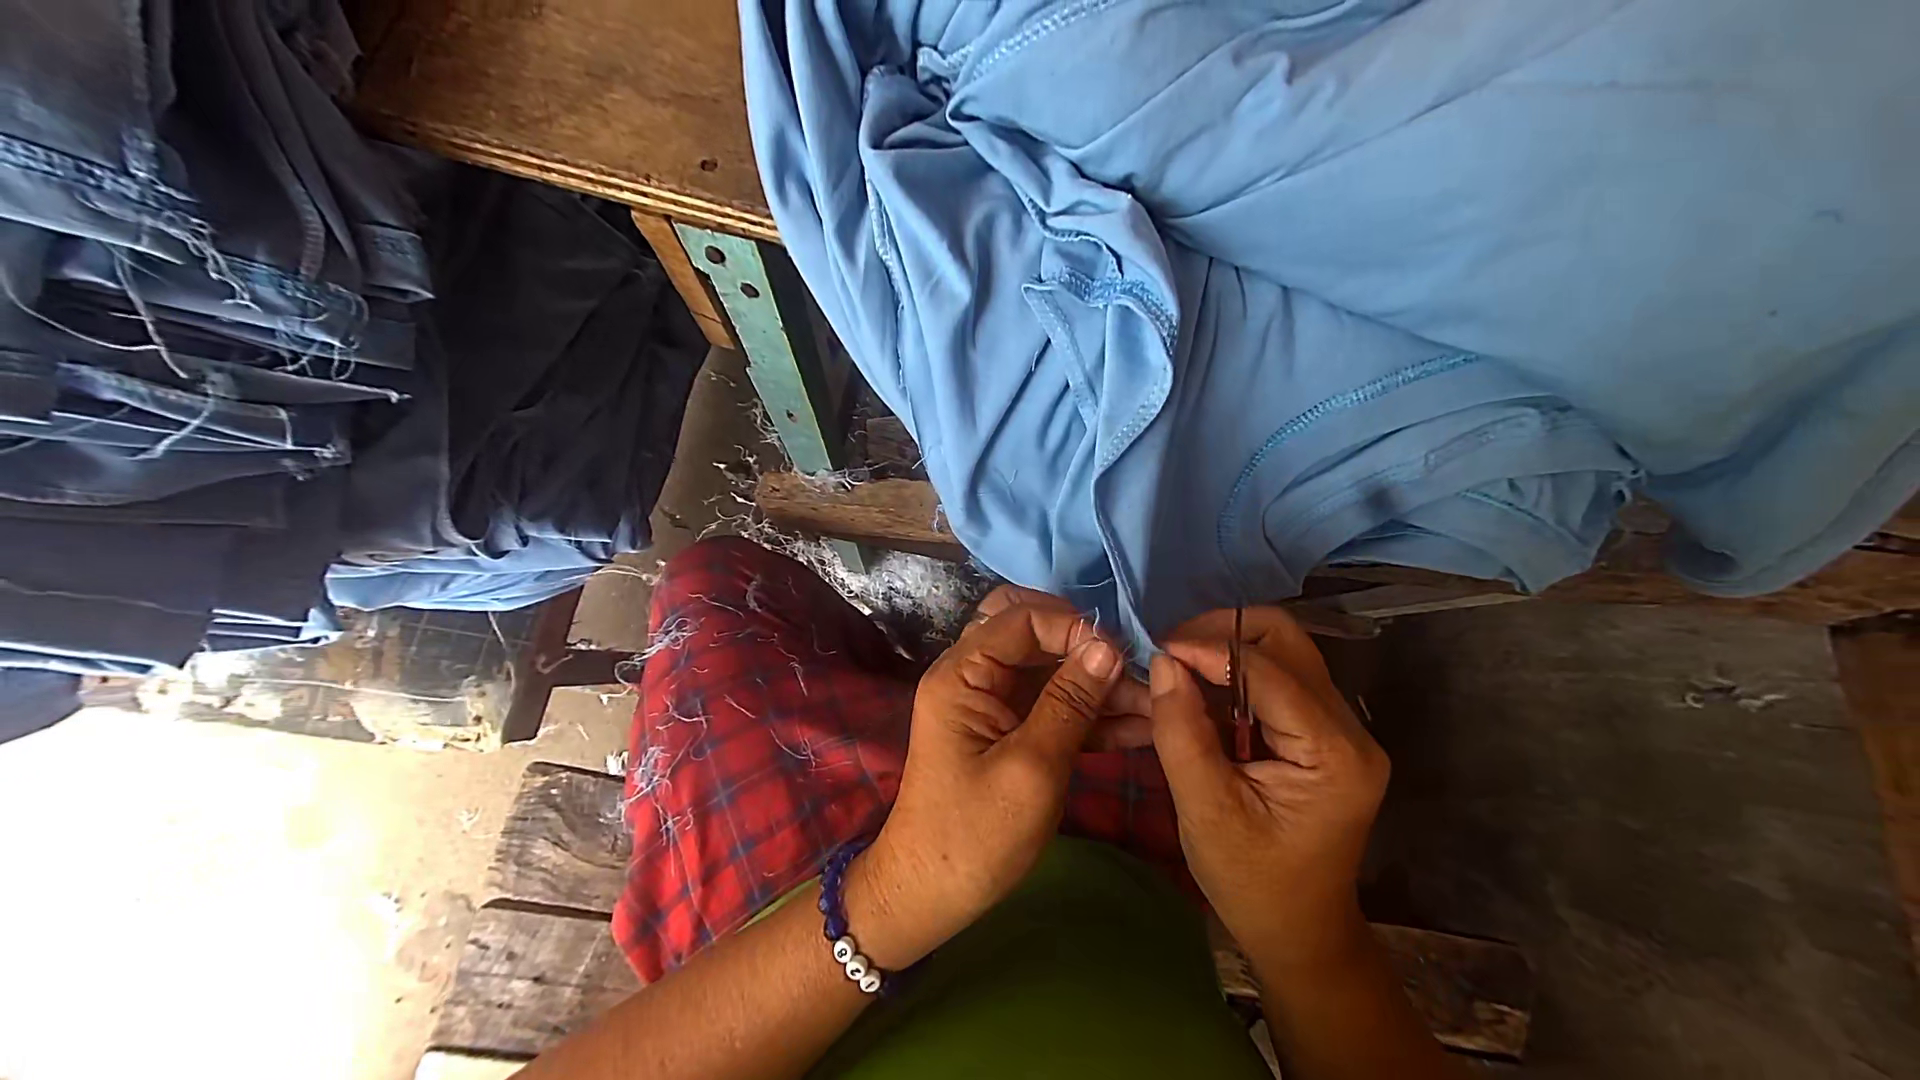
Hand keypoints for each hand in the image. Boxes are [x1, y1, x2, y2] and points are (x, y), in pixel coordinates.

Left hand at [844, 589, 1125, 968]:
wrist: (932, 895)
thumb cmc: (976, 835)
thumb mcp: (1032, 767)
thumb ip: (1070, 702)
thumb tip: (1107, 646)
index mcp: (962, 674)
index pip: (1020, 618)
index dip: (1073, 628)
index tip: (1120, 657)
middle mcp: (972, 676)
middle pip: (1032, 633)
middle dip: (1085, 647)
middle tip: (1131, 672)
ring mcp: (990, 704)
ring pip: (1048, 669)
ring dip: (1096, 682)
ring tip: (1152, 704)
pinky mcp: (1009, 731)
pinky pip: (1051, 705)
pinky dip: (1089, 712)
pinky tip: (1138, 726)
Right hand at [1148, 607, 1389, 969]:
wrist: (1299, 930)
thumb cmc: (1252, 881)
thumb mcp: (1205, 811)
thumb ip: (1181, 733)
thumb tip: (1162, 662)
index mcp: (1333, 752)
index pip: (1268, 670)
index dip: (1208, 650)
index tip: (1156, 651)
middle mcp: (1349, 728)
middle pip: (1287, 640)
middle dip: (1222, 632)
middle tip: (1170, 651)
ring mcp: (1341, 727)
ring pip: (1283, 650)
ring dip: (1226, 647)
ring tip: (1178, 667)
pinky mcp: (1323, 731)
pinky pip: (1278, 675)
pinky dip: (1234, 669)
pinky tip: (1200, 688)